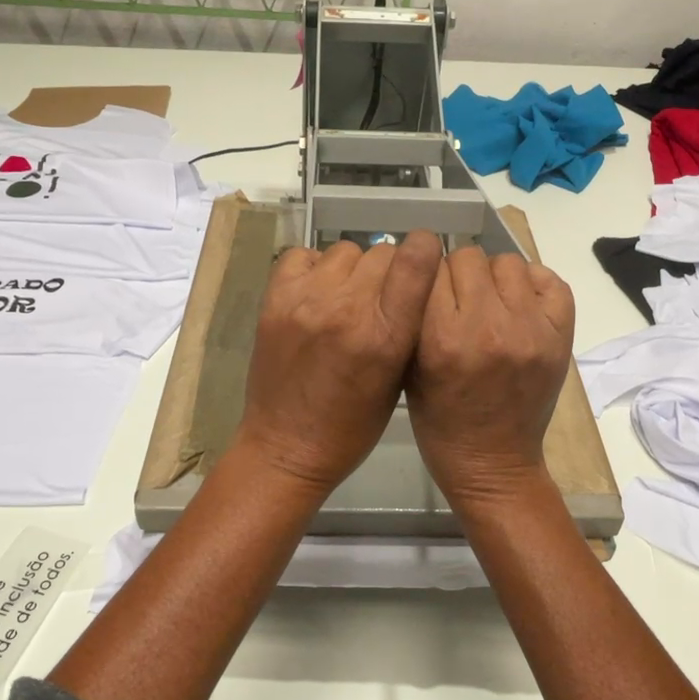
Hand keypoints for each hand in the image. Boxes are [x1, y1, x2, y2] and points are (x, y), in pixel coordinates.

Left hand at [234, 231, 442, 495]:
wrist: (286, 447)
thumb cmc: (353, 427)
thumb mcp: (399, 380)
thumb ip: (410, 325)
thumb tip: (416, 279)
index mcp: (385, 336)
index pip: (416, 259)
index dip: (424, 252)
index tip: (422, 260)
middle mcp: (347, 309)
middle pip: (383, 253)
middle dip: (389, 271)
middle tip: (380, 299)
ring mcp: (306, 301)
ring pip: (346, 251)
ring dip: (353, 269)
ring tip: (346, 299)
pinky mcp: (274, 300)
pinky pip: (303, 255)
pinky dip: (314, 268)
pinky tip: (317, 294)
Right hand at [408, 247, 575, 506]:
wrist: (492, 464)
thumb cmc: (439, 422)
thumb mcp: (408, 369)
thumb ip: (415, 317)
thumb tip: (426, 268)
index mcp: (443, 340)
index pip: (431, 270)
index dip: (426, 279)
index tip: (428, 293)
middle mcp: (488, 328)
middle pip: (469, 258)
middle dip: (458, 275)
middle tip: (459, 301)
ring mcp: (530, 331)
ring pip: (508, 264)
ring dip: (494, 278)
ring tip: (490, 304)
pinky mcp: (560, 338)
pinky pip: (550, 282)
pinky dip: (533, 286)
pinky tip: (519, 306)